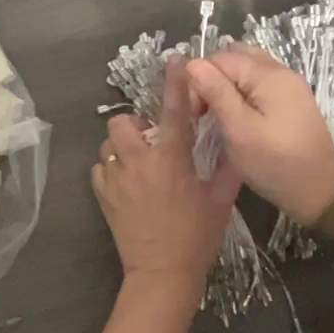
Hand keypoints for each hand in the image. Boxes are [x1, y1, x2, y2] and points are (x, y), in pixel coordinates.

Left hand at [91, 58, 240, 292]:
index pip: (174, 110)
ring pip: (108, 146)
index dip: (175, 81)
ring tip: (137, 161)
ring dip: (121, 147)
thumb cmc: (196, 237)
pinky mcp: (103, 197)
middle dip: (134, 124)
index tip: (175, 60)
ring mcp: (116, 179)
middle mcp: (138, 162)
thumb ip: (226, 168)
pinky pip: (99, 170)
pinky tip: (125, 182)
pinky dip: (110, 169)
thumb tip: (234, 144)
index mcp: (171, 159)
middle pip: (122, 123)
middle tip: (151, 138)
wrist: (162, 272)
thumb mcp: (219, 200)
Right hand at [185, 44, 333, 223]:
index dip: (200, 80)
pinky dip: (242, 92)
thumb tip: (192, 62)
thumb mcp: (239, 130)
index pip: (221, 59)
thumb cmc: (274, 164)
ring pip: (247, 69)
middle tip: (204, 111)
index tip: (195, 113)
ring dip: (226, 85)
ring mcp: (289, 85)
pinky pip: (259, 83)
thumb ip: (216, 93)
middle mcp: (281, 72)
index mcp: (269, 76)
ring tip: (218, 113)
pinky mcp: (291, 100)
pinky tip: (236, 115)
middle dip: (213, 78)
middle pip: (235, 58)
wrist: (318, 191)